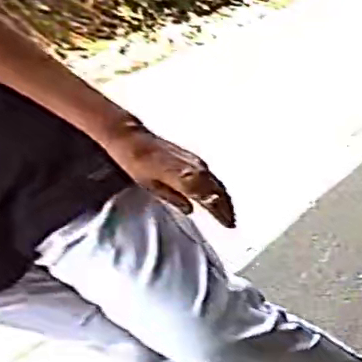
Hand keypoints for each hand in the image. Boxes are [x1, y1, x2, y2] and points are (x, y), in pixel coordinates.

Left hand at [99, 121, 235, 227]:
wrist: (130, 137)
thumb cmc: (134, 161)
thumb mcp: (149, 185)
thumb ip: (173, 198)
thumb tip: (189, 209)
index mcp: (186, 180)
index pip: (211, 201)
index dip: (221, 214)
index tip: (228, 224)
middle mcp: (197, 172)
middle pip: (219, 194)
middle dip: (227, 208)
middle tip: (232, 220)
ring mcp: (199, 165)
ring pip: (219, 186)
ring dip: (225, 199)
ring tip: (228, 210)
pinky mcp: (197, 160)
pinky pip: (214, 178)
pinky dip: (219, 189)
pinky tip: (218, 194)